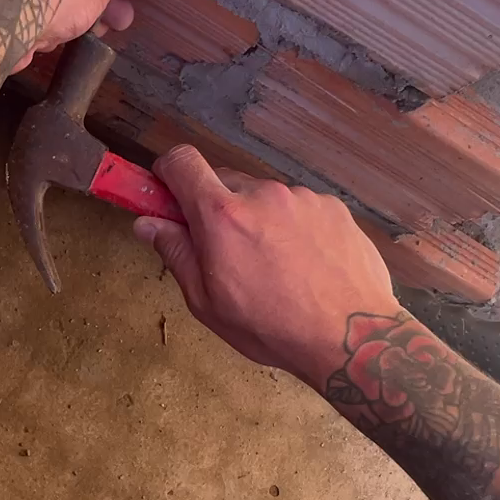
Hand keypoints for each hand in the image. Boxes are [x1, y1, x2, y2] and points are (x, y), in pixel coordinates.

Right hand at [136, 145, 400, 385]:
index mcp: (222, 216)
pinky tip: (301, 265)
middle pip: (223, 182)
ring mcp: (301, 198)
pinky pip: (297, 208)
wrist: (352, 337)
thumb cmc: (272, 327)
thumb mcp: (206, 301)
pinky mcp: (332, 207)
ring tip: (270, 267)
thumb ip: (175, 253)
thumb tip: (147, 223)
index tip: (165, 192)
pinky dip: (290, 228)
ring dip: (256, 220)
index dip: (167, 172)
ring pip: (263, 198)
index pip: (182, 162)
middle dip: (215, 209)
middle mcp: (262, 194)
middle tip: (222, 251)